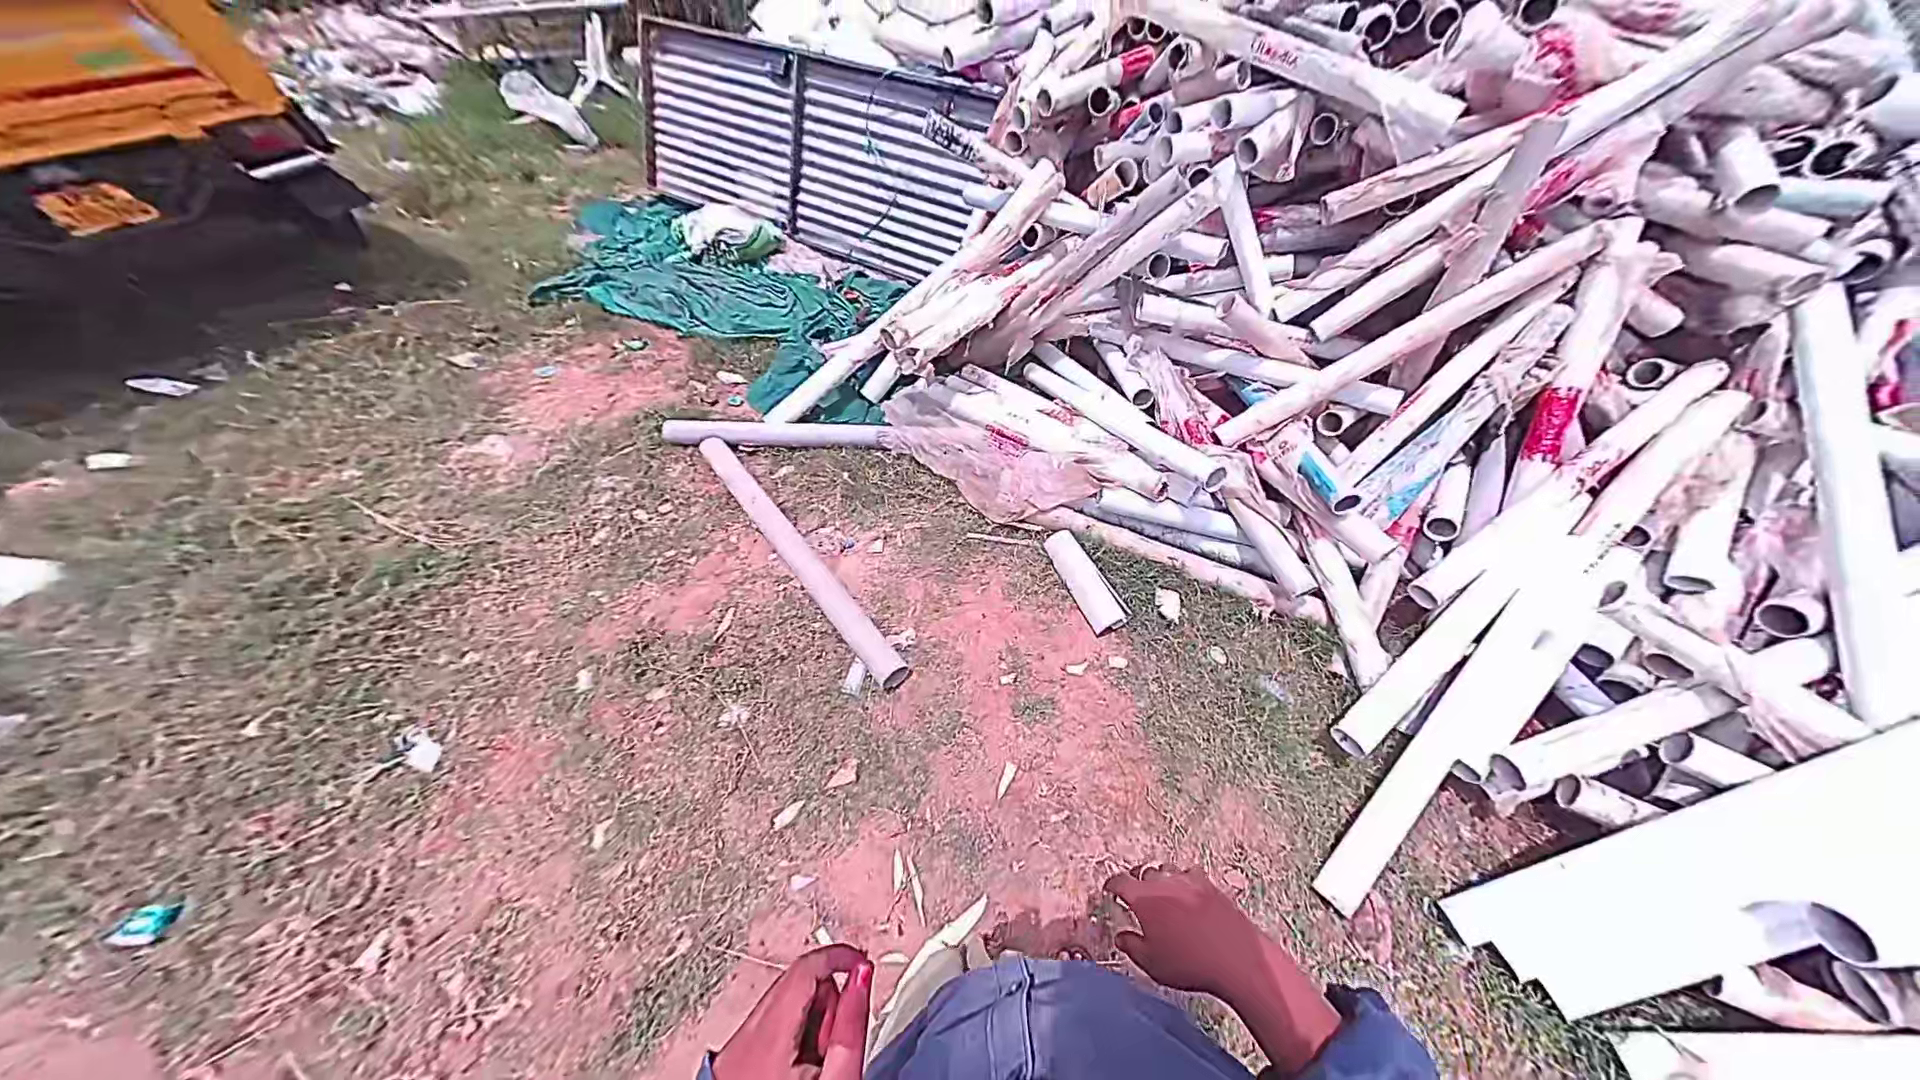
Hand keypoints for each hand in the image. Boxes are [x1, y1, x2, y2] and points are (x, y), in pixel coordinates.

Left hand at [712, 944, 872, 1079]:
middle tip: (832, 1043)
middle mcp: (748, 1030)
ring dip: (813, 1019)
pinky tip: (799, 1066)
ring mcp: (739, 1042)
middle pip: (801, 982)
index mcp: (770, 1032)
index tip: (863, 965)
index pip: (810, 965)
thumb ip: (851, 1025)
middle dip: (828, 1002)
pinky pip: (777, 1022)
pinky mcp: (737, 1053)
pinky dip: (796, 1034)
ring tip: (814, 1061)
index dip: (842, 958)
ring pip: (790, 1000)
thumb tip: (862, 977)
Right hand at [1103, 866, 1268, 1000]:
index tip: (1110, 890)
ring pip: (1166, 870)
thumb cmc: (1190, 963)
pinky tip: (1187, 894)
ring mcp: (1188, 881)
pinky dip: (1183, 881)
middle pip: (1143, 872)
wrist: (1237, 959)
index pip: (1119, 881)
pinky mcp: (1210, 886)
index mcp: (1143, 897)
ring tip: (1160, 892)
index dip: (1112, 885)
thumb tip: (1122, 937)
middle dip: (1135, 880)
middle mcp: (1163, 882)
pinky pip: (1190, 875)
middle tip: (1134, 893)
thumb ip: (1132, 946)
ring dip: (1159, 878)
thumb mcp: (1152, 963)